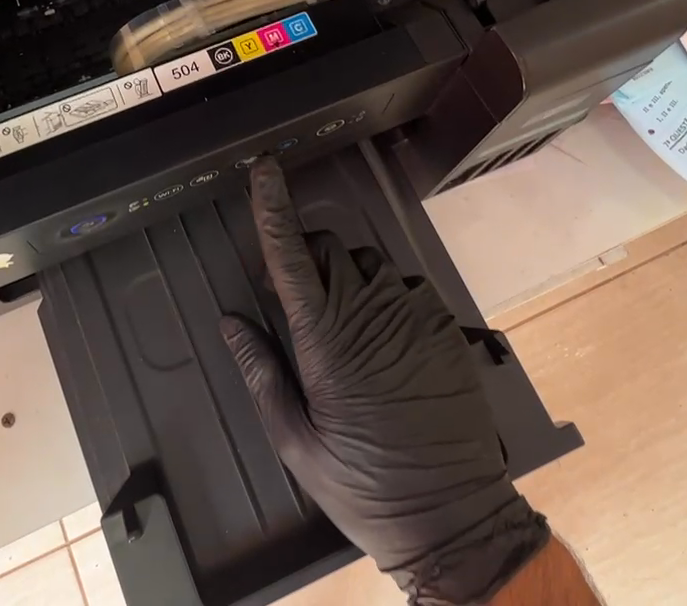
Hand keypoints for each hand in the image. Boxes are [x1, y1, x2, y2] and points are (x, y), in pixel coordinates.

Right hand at [220, 159, 549, 605]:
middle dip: (303, 254)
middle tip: (291, 298)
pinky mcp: (444, 328)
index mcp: (327, 341)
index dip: (273, 208)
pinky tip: (384, 340)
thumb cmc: (364, 485)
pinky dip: (384, 296)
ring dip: (344, 276)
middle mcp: (372, 314)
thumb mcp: (297, 442)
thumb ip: (262, 373)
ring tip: (342, 326)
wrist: (455, 518)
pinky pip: (405, 287)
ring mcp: (415, 317)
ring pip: (368, 264)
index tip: (264, 169)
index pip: (292, 256)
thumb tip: (230, 321)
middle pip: (329, 248)